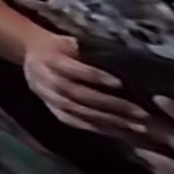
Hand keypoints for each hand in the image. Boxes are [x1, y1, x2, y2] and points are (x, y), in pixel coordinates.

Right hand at [21, 34, 147, 135]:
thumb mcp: (72, 42)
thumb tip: (123, 62)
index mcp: (46, 57)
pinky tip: (118, 131)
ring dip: (106, 120)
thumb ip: (90, 51)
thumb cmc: (62, 46)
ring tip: (136, 126)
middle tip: (140, 113)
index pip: (68, 68)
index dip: (92, 75)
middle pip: (73, 92)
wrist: (33, 51)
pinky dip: (93, 127)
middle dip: (108, 103)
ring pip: (73, 109)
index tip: (120, 83)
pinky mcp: (47, 105)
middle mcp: (40, 75)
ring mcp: (42, 92)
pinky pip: (69, 119)